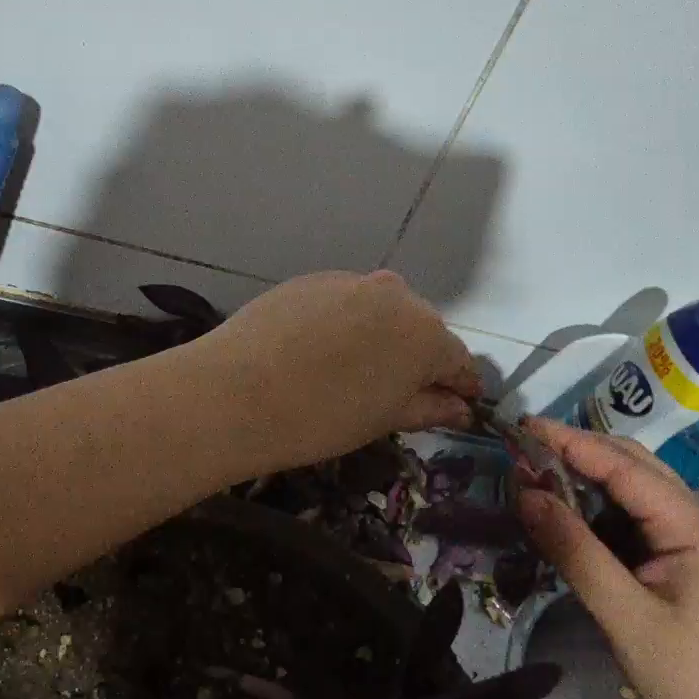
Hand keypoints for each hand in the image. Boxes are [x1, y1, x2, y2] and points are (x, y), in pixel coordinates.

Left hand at [192, 270, 480, 469]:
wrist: (237, 392)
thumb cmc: (322, 418)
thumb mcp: (384, 419)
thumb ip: (429, 407)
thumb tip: (460, 407)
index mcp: (427, 334)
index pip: (458, 360)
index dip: (459, 384)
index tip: (459, 402)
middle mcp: (397, 295)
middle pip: (420, 330)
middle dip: (417, 359)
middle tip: (396, 393)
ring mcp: (351, 282)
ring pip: (381, 312)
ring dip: (379, 338)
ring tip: (353, 373)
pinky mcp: (312, 280)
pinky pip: (344, 303)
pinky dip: (344, 324)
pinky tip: (318, 352)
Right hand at [514, 421, 698, 698]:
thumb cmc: (695, 679)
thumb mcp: (625, 617)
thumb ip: (575, 551)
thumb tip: (526, 494)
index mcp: (694, 527)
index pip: (624, 467)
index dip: (571, 442)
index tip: (523, 425)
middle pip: (634, 468)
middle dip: (579, 452)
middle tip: (524, 450)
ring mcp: (695, 545)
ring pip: (636, 494)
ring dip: (587, 481)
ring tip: (536, 478)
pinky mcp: (686, 566)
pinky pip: (638, 523)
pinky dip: (600, 513)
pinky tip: (570, 518)